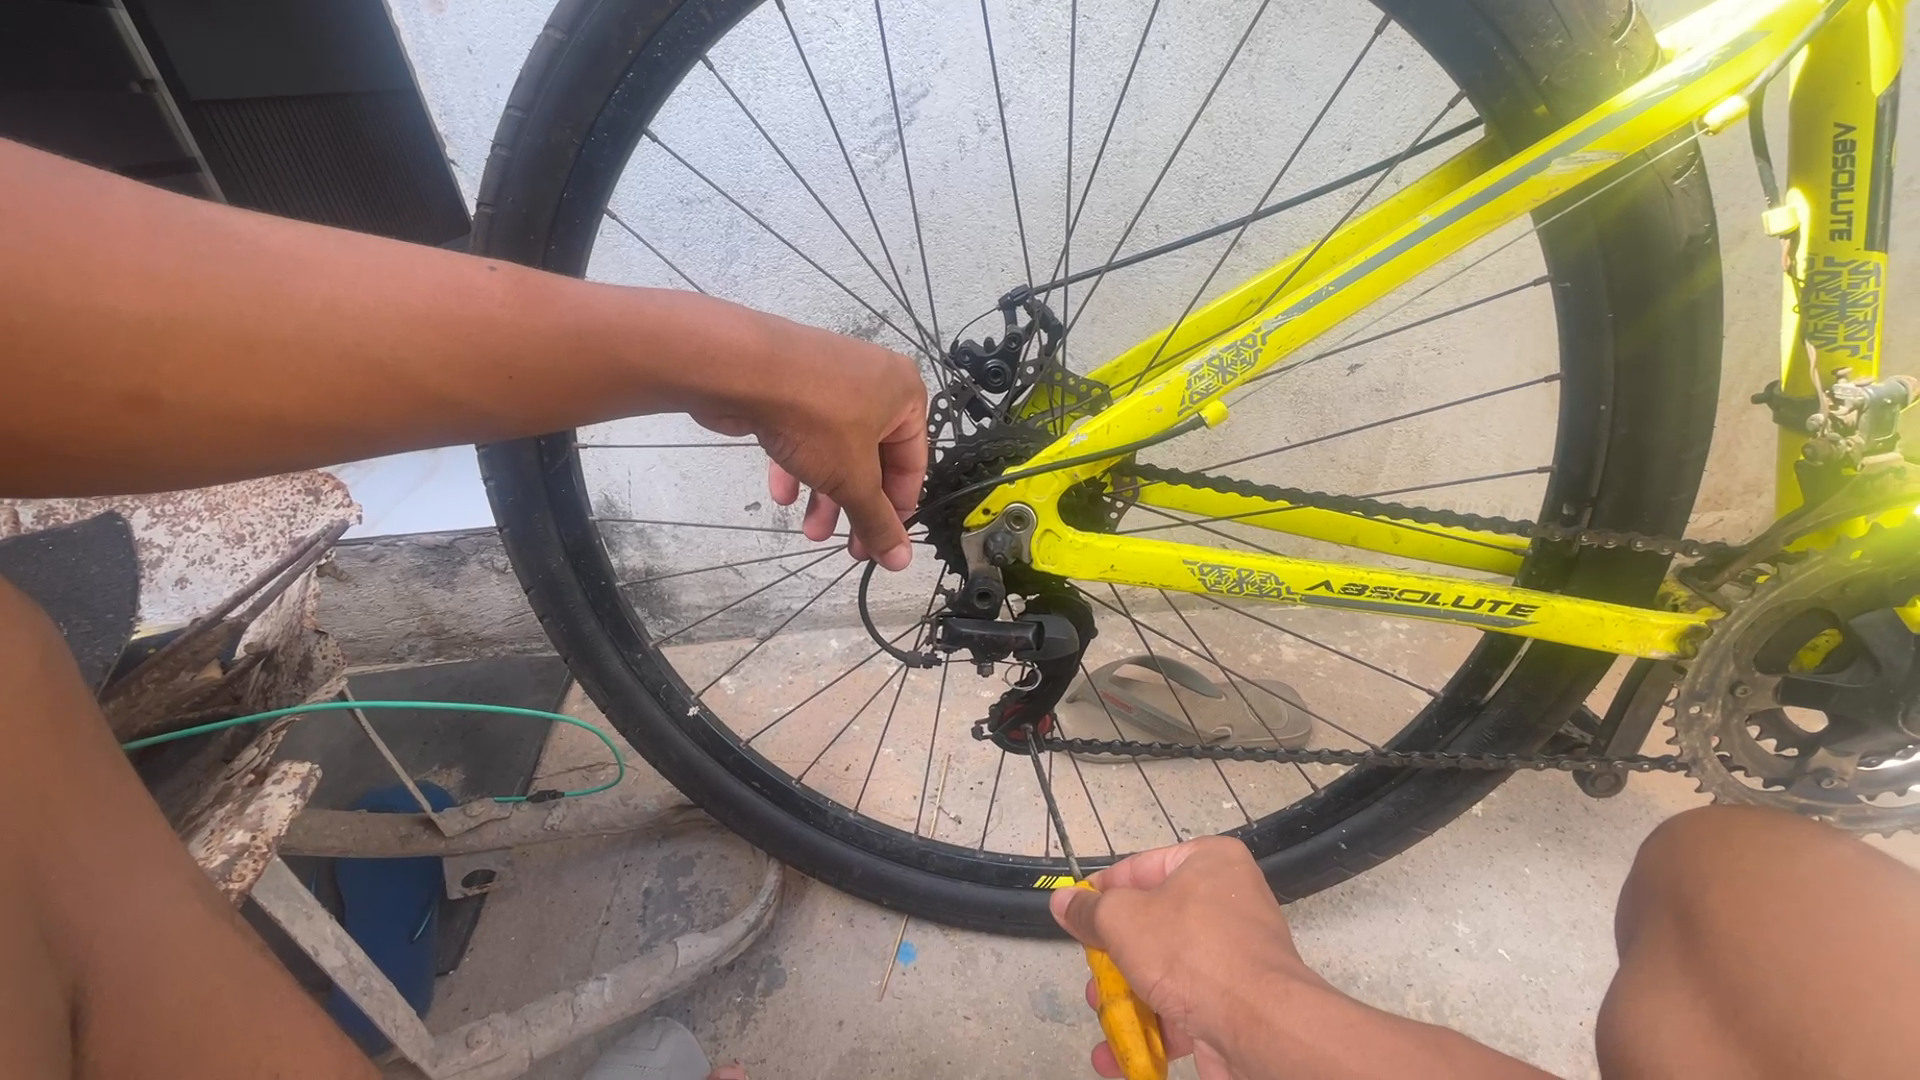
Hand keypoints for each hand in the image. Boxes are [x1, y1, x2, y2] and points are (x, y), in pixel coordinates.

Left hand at [690, 315, 927, 570]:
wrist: (739, 368)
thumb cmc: (815, 419)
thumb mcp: (852, 479)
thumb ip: (877, 522)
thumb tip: (900, 560)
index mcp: (905, 395)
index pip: (912, 464)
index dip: (898, 510)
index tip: (882, 544)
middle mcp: (874, 383)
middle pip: (873, 460)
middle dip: (856, 507)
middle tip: (847, 548)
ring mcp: (831, 381)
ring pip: (838, 450)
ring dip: (826, 495)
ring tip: (809, 531)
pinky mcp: (794, 385)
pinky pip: (807, 433)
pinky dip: (799, 464)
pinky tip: (781, 494)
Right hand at [1049, 838, 1317, 1078]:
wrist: (1262, 1030)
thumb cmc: (1191, 952)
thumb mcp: (1123, 920)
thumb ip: (1089, 910)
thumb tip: (1063, 900)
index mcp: (1209, 862)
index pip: (1142, 866)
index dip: (1104, 890)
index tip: (1077, 912)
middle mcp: (1228, 901)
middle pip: (1153, 922)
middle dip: (1114, 955)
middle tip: (1092, 972)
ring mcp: (1235, 956)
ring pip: (1166, 968)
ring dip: (1128, 995)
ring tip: (1101, 1014)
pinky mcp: (1238, 1003)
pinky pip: (1185, 1006)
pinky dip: (1152, 1027)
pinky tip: (1116, 1054)